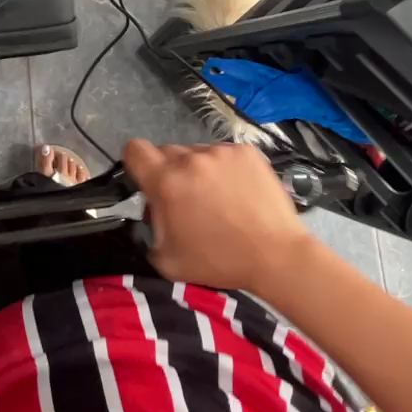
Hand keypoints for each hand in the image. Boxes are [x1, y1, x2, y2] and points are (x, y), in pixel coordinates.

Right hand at [123, 140, 318, 291]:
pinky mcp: (246, 152)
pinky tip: (238, 191)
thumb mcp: (168, 260)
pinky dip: (225, 168)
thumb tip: (152, 214)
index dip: (136, 162)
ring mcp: (220, 152)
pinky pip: (224, 154)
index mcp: (166, 182)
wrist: (277, 257)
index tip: (147, 178)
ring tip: (219, 197)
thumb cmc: (220, 261)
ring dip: (199, 169)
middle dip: (170, 171)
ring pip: (197, 153)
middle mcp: (190, 159)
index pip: (135, 150)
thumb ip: (149, 231)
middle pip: (166, 152)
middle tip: (187, 198)